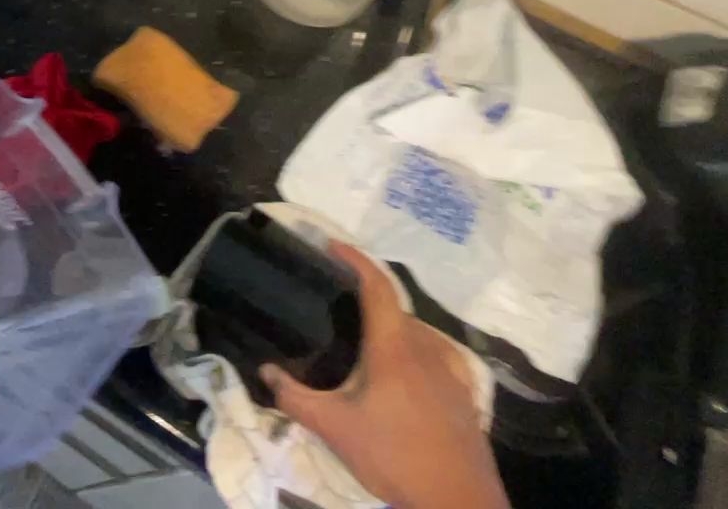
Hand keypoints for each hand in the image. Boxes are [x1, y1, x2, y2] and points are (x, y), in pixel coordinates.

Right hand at [260, 243, 509, 508]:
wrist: (459, 505)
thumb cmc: (395, 457)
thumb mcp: (333, 429)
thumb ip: (294, 397)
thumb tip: (264, 371)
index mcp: (394, 348)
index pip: (377, 286)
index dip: (355, 259)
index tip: (332, 245)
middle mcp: (425, 350)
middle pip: (396, 306)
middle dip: (367, 293)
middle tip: (336, 296)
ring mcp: (449, 374)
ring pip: (417, 331)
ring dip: (391, 321)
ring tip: (363, 331)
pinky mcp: (463, 397)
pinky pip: (436, 355)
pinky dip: (414, 346)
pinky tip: (404, 367)